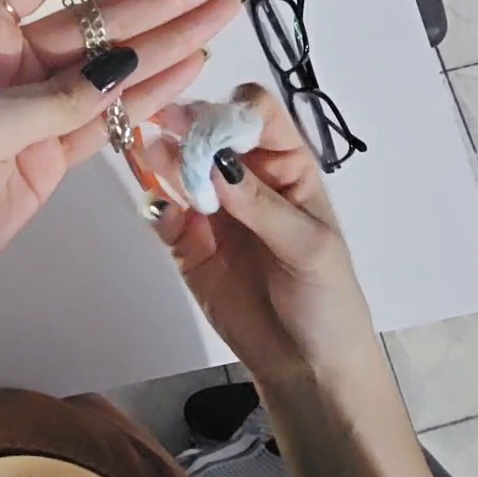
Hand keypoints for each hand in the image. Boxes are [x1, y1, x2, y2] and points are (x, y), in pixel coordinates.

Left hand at [0, 0, 242, 315]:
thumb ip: (55, 98)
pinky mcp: (54, 149)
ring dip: (169, 42)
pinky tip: (190, 67)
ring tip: (225, 14)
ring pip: (113, 66)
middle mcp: (14, 60)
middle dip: (160, 0)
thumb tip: (123, 68)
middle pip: (96, 19)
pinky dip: (149, 94)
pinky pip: (109, 114)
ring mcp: (39, 106)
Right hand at [149, 84, 382, 385]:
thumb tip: (213, 160)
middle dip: (187, 126)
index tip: (212, 122)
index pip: (258, 116)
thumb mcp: (308, 247)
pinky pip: (161, 209)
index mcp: (285, 167)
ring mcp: (211, 206)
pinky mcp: (184, 238)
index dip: (235, 110)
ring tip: (151, 157)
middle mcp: (243, 176)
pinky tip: (159, 211)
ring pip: (178, 165)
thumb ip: (259, 203)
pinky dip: (154, 202)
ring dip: (163, 157)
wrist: (304, 367)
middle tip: (162, 125)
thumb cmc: (326, 299)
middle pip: (209, 133)